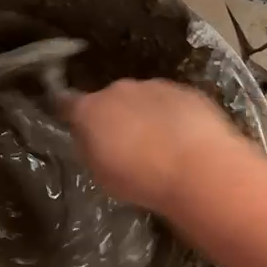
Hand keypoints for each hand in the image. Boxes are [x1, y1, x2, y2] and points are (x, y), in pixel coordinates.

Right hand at [61, 78, 255, 211]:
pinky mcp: (187, 91)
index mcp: (89, 110)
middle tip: (124, 143)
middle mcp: (117, 90)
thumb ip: (89, 147)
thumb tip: (88, 136)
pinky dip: (172, 115)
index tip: (70, 121)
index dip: (66, 110)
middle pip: (107, 99)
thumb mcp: (100, 173)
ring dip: (143, 114)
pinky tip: (184, 139)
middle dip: (112, 116)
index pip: (65, 101)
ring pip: (141, 98)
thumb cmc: (141, 179)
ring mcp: (154, 86)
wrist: (202, 171)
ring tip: (159, 144)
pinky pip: (170, 102)